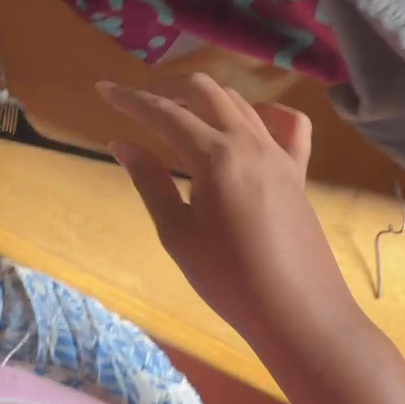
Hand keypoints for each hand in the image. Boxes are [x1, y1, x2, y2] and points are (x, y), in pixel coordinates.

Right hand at [98, 76, 357, 346]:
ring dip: (202, 96)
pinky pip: (288, 124)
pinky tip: (244, 121)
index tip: (103, 88)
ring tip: (175, 111)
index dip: (129, 98)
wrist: (300, 317)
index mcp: (215, 156)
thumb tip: (121, 143)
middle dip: (165, 86)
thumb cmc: (230, 280)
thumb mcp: (177, 233)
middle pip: (203, 90)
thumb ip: (149, 180)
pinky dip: (262, 111)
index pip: (163, 112)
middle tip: (137, 100)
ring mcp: (279, 154)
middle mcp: (249, 142)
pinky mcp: (298, 172)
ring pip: (237, 100)